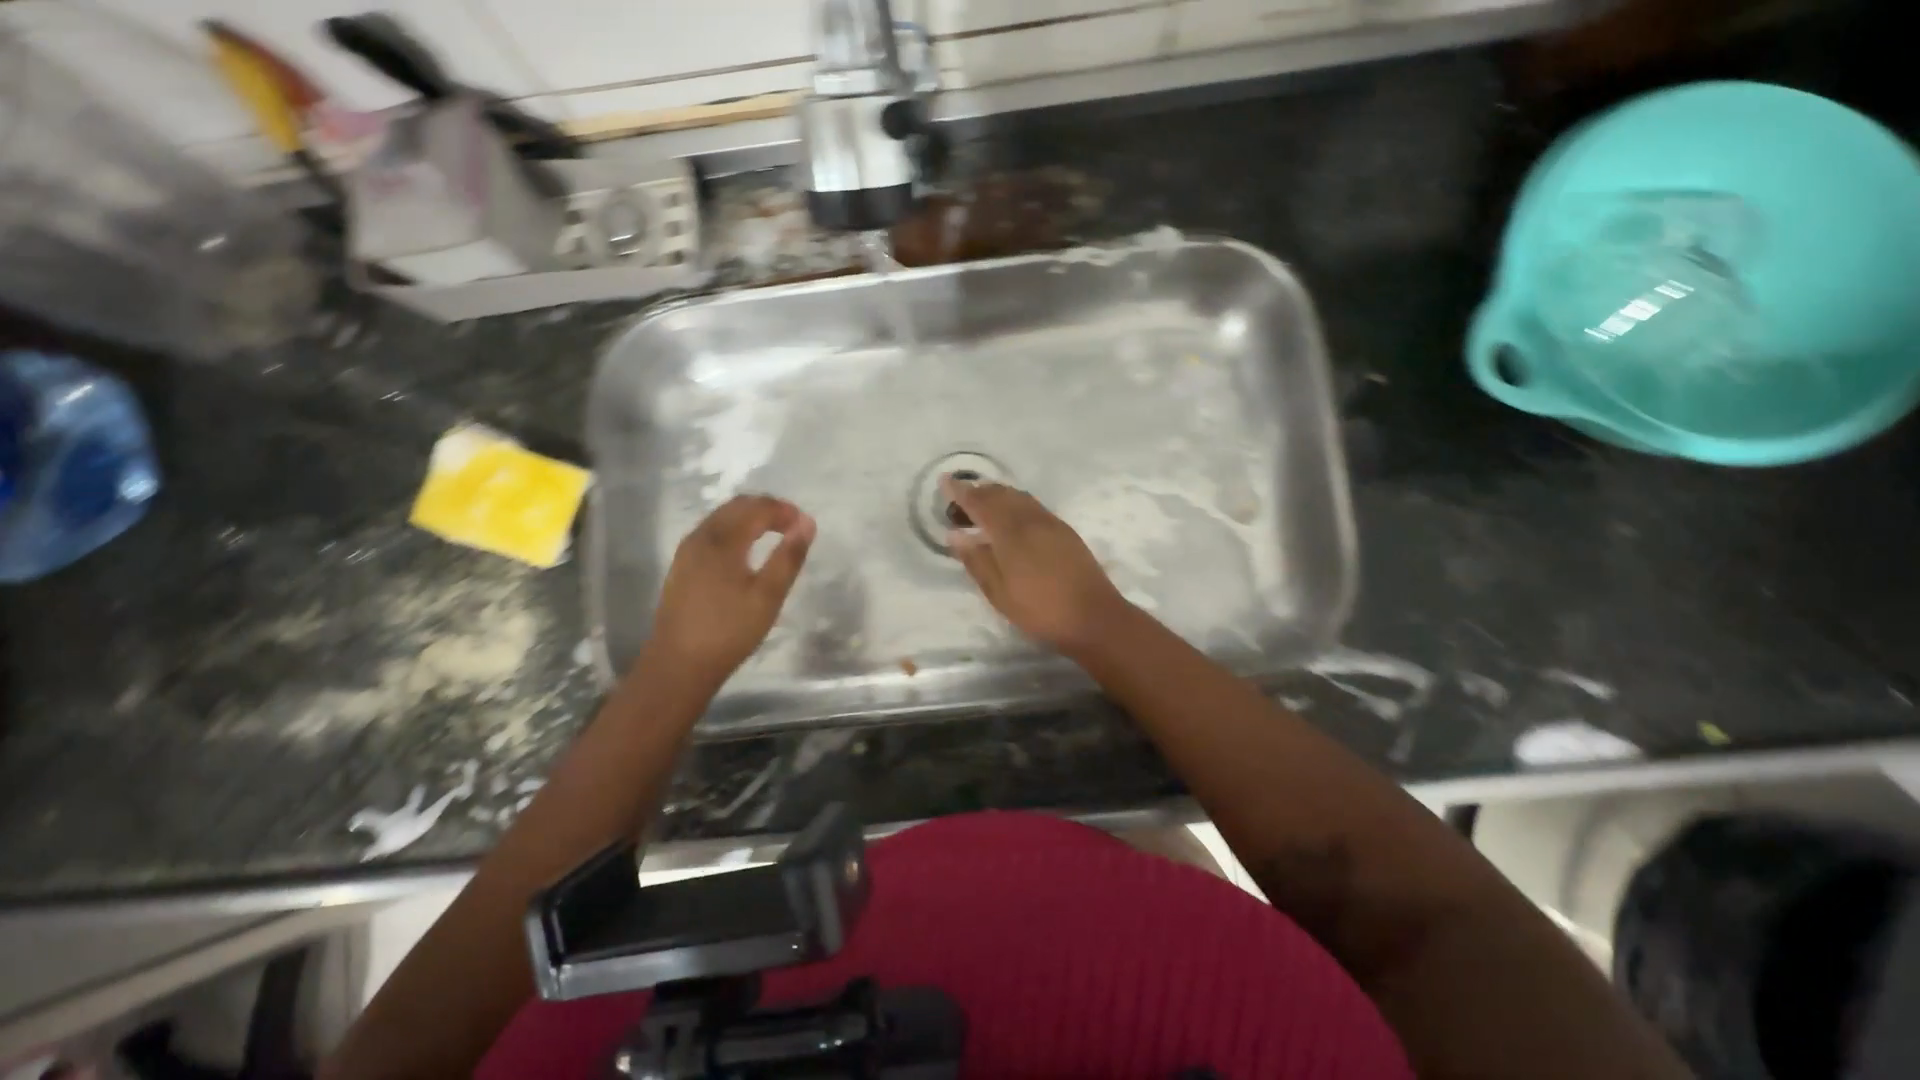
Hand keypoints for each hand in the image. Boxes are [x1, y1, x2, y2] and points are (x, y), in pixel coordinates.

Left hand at [648, 495, 815, 679]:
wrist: (679, 664)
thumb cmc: (729, 631)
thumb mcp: (768, 596)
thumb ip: (789, 557)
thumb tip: (806, 524)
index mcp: (721, 540)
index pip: (756, 508)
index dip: (784, 510)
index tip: (805, 525)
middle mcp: (700, 537)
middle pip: (736, 507)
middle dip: (766, 509)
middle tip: (792, 526)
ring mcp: (687, 552)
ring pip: (721, 519)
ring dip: (749, 519)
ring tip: (774, 536)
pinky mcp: (681, 567)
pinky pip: (711, 534)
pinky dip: (734, 532)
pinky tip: (745, 554)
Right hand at [943, 475, 1130, 655]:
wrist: (1093, 616)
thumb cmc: (1040, 609)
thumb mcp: (999, 592)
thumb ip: (976, 560)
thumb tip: (955, 534)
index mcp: (1011, 532)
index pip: (980, 503)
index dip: (961, 492)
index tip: (944, 481)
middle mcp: (1031, 519)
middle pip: (1001, 494)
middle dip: (978, 492)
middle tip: (959, 500)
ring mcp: (1051, 523)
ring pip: (1019, 497)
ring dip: (997, 495)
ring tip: (982, 506)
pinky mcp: (1065, 531)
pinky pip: (1033, 506)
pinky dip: (1015, 503)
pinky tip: (1011, 518)